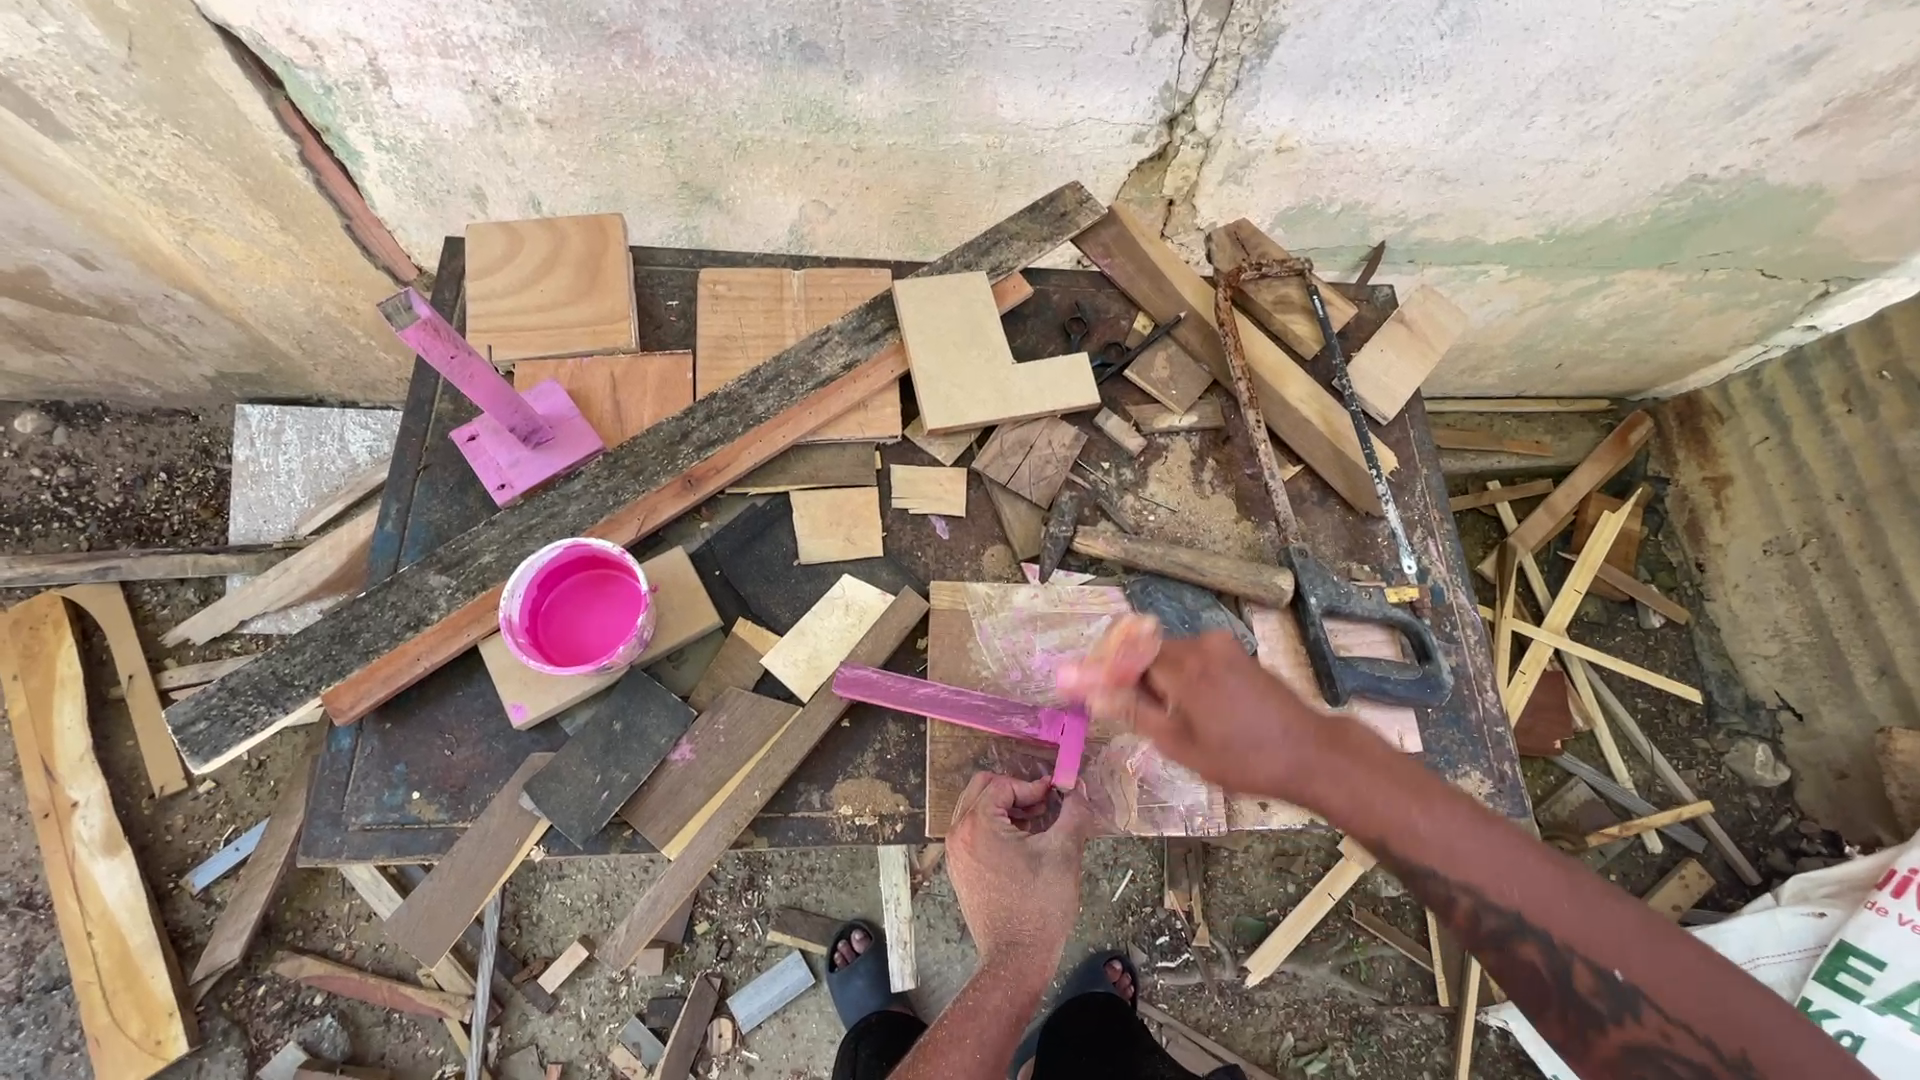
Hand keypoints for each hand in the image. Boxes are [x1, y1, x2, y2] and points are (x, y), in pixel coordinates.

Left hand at [946, 772, 1095, 968]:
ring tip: (1036, 824)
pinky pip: (973, 831)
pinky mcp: (960, 869)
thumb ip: (1073, 812)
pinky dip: (995, 826)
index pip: (1003, 784)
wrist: (1016, 958)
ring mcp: (955, 853)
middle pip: (982, 789)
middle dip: (1015, 791)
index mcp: (977, 825)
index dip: (1032, 786)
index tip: (1055, 797)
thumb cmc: (1040, 906)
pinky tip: (1022, 843)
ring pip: (976, 808)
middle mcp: (958, 833)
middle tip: (1043, 806)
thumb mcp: (1064, 853)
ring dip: (1005, 808)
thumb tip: (1079, 788)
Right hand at [1056, 614, 1333, 799]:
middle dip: (1128, 677)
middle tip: (1125, 713)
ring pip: (1169, 656)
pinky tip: (1191, 712)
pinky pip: (1193, 659)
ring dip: (1156, 681)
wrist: (1313, 754)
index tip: (1071, 681)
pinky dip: (1180, 679)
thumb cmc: (1243, 758)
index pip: (1123, 651)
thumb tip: (1087, 690)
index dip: (1098, 668)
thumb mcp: (1179, 743)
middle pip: (1145, 650)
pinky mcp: (1237, 654)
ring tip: (1166, 720)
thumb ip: (1131, 710)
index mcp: (1184, 664)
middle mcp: (1201, 644)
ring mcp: (1223, 646)